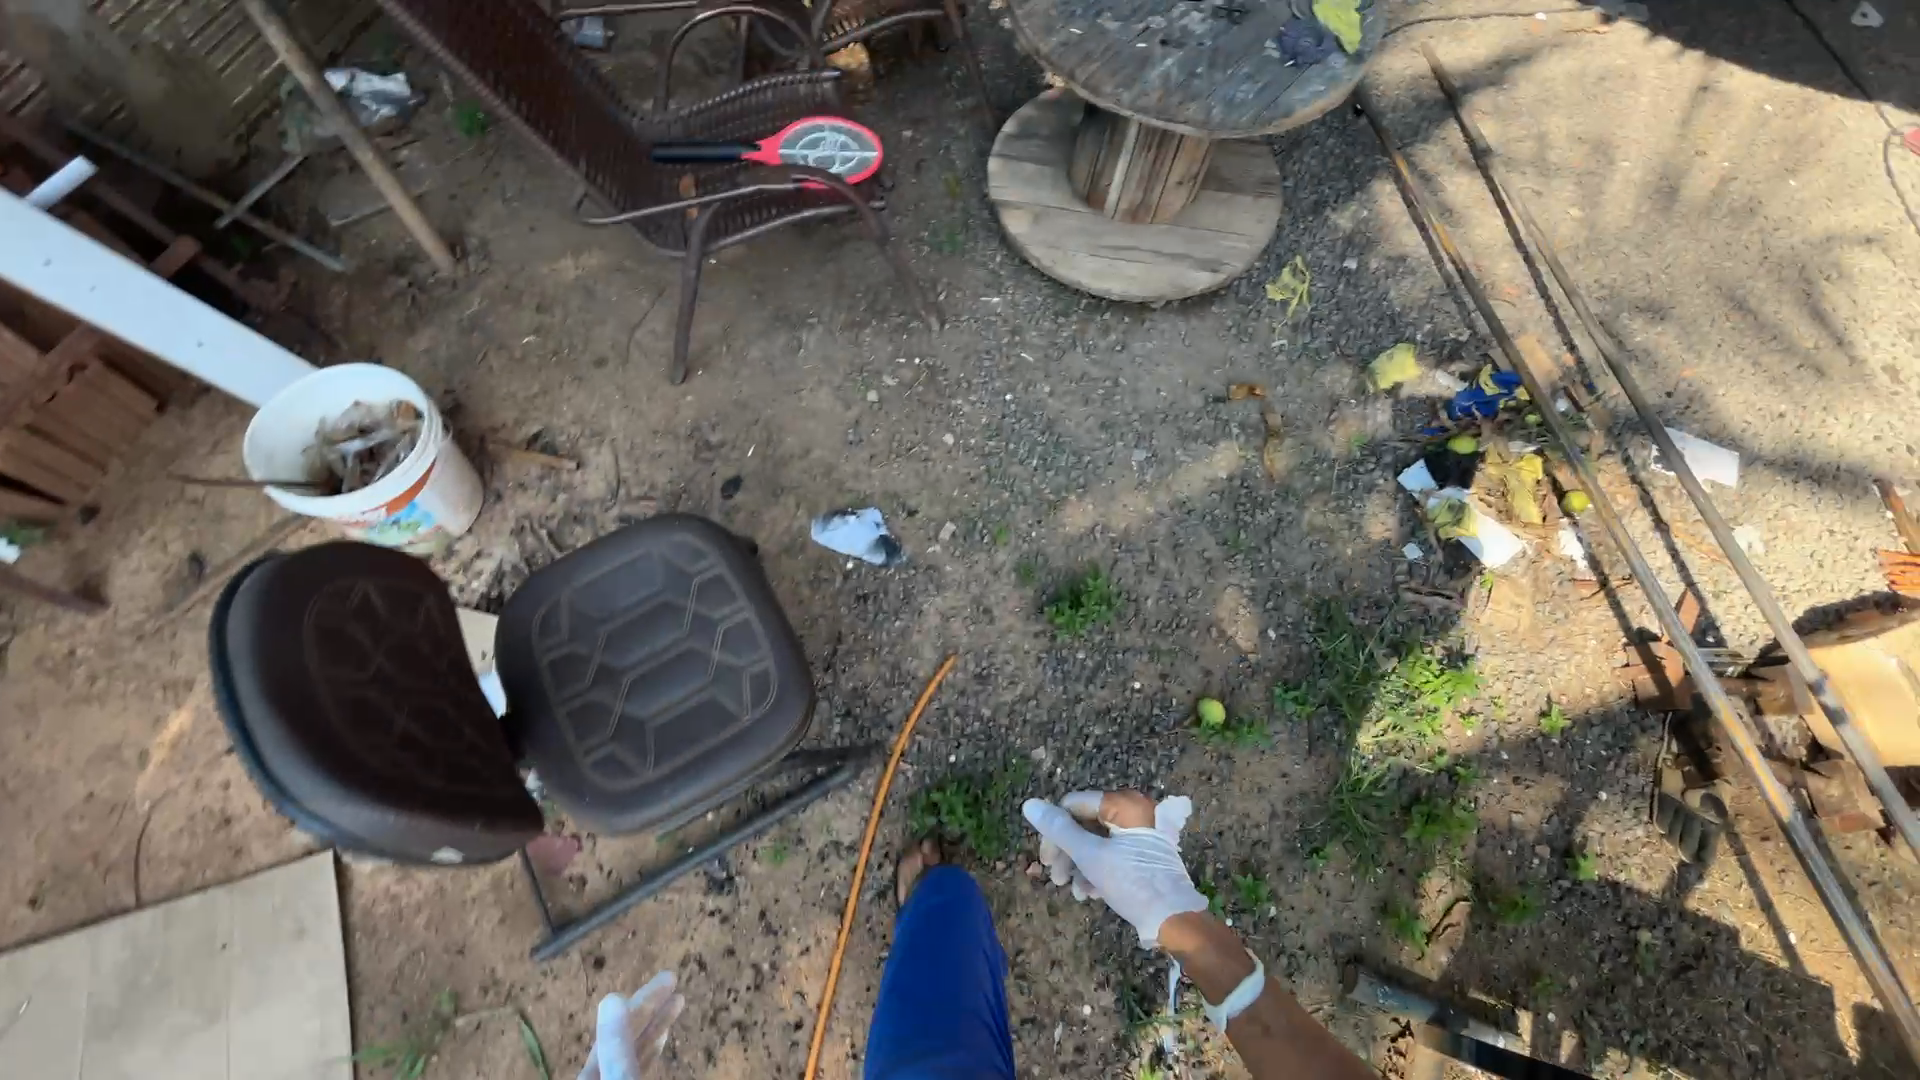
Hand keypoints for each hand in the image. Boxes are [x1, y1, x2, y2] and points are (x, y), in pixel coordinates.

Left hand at [578, 970, 685, 1079]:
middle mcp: (598, 1075)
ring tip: (678, 1000)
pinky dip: (650, 1048)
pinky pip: (635, 1066)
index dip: (644, 1002)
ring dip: (655, 1024)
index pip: (617, 1029)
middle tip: (674, 978)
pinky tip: (663, 1035)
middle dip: (650, 1008)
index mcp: (589, 1074)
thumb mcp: (620, 1079)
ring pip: (632, 1051)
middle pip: (623, 1038)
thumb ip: (616, 1047)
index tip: (671, 976)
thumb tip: (611, 998)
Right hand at [1021, 790, 1208, 947]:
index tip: (1045, 861)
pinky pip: (1113, 852)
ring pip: (1097, 841)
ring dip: (1080, 865)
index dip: (1054, 831)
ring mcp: (1141, 831)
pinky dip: (1098, 869)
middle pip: (1085, 824)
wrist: (1176, 921)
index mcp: (1123, 803)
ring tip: (1076, 892)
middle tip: (1056, 879)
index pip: (1074, 805)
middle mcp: (1134, 810)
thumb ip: (1059, 830)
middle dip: (1068, 853)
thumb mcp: (1090, 856)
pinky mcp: (1145, 852)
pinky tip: (1091, 893)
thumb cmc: (1132, 883)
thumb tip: (1029, 804)